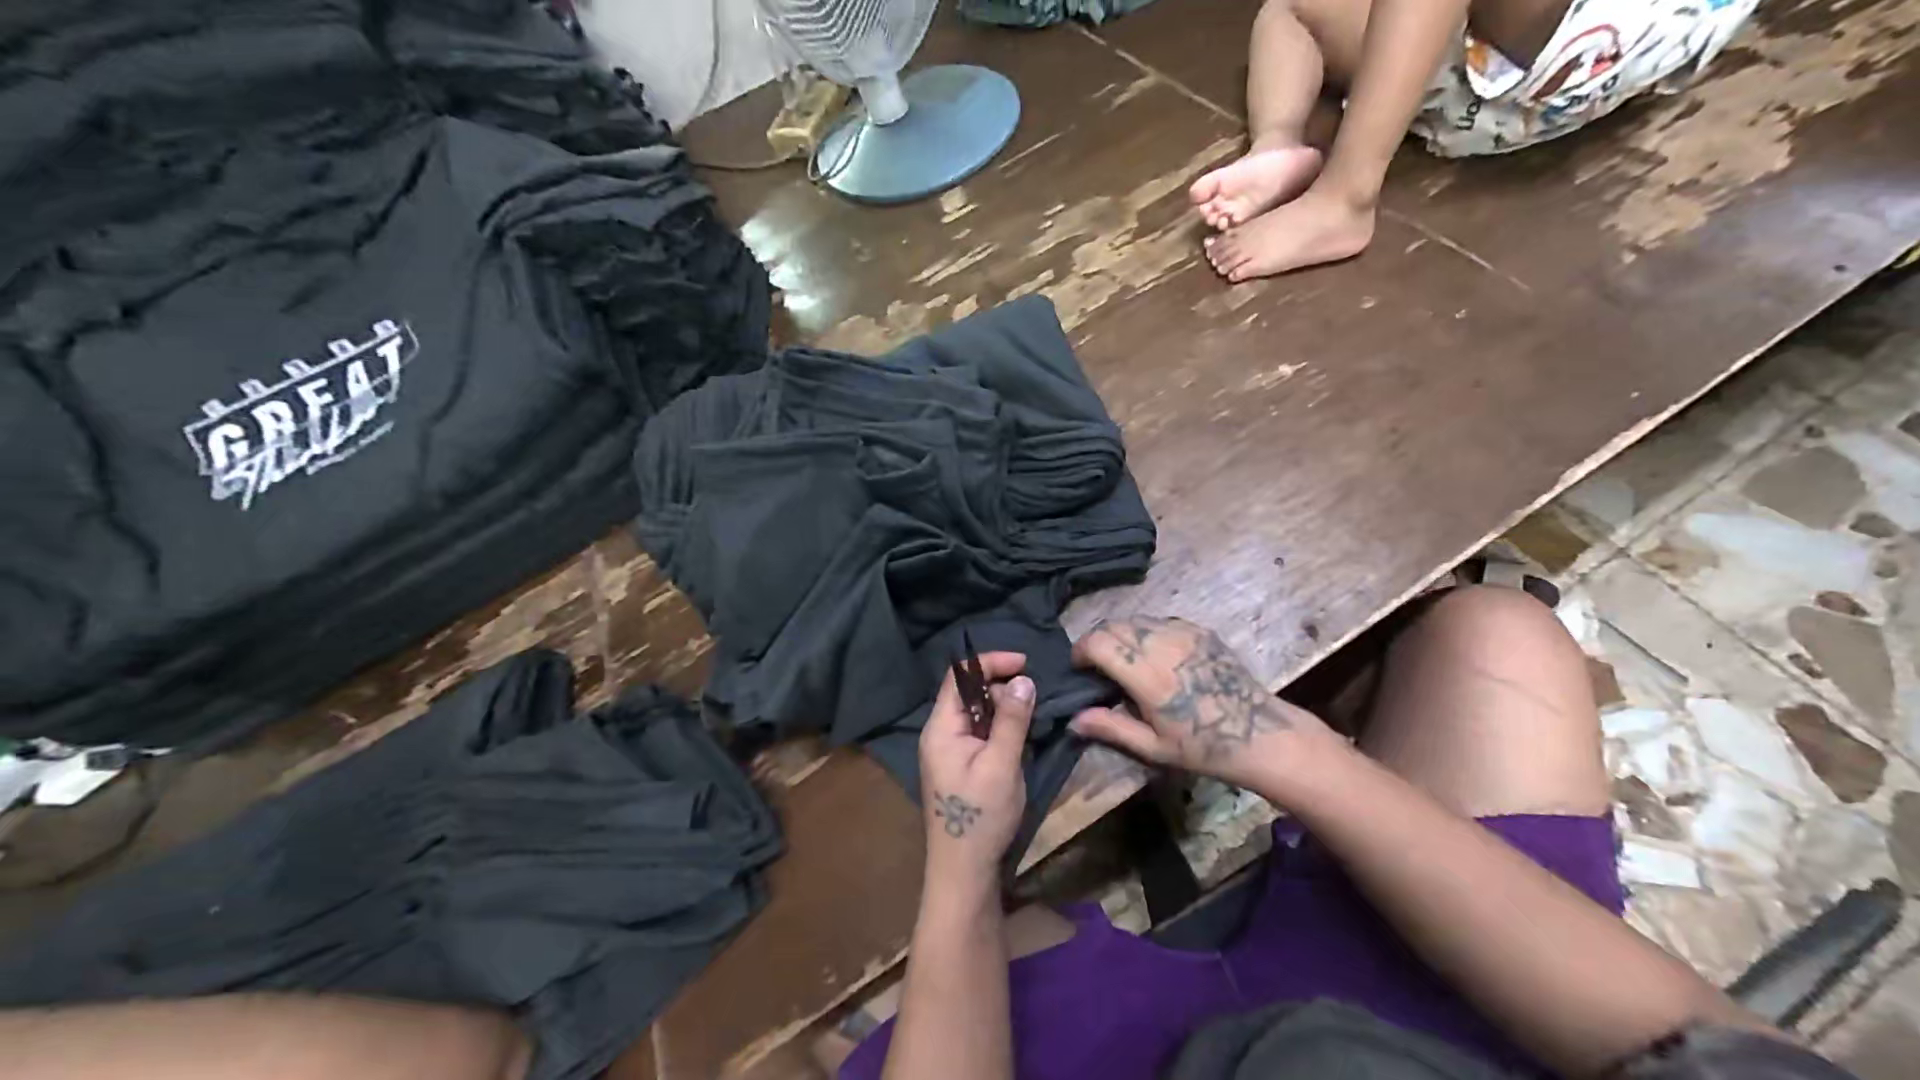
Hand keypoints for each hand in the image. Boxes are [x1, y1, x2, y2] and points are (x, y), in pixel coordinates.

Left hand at [918, 651, 1035, 886]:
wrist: (964, 870)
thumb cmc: (980, 815)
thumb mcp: (1001, 763)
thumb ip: (1012, 720)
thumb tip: (1024, 679)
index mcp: (941, 727)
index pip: (959, 676)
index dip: (990, 663)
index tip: (1024, 663)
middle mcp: (940, 734)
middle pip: (969, 694)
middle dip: (1002, 689)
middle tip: (1033, 702)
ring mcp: (949, 752)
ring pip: (978, 715)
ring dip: (1005, 711)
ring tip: (1031, 722)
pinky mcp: (961, 767)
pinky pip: (981, 735)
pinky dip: (1001, 730)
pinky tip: (1020, 741)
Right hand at [1069, 616, 1338, 791]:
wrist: (1260, 735)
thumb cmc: (1202, 747)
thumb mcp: (1152, 747)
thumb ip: (1110, 727)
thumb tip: (1071, 720)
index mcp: (1148, 676)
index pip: (1098, 642)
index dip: (1080, 651)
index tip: (1080, 668)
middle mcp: (1163, 645)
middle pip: (1112, 625)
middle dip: (1096, 641)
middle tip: (1097, 666)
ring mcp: (1184, 633)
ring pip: (1135, 619)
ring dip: (1120, 635)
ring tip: (1124, 660)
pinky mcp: (1199, 631)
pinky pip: (1159, 621)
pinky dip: (1145, 632)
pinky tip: (1153, 657)